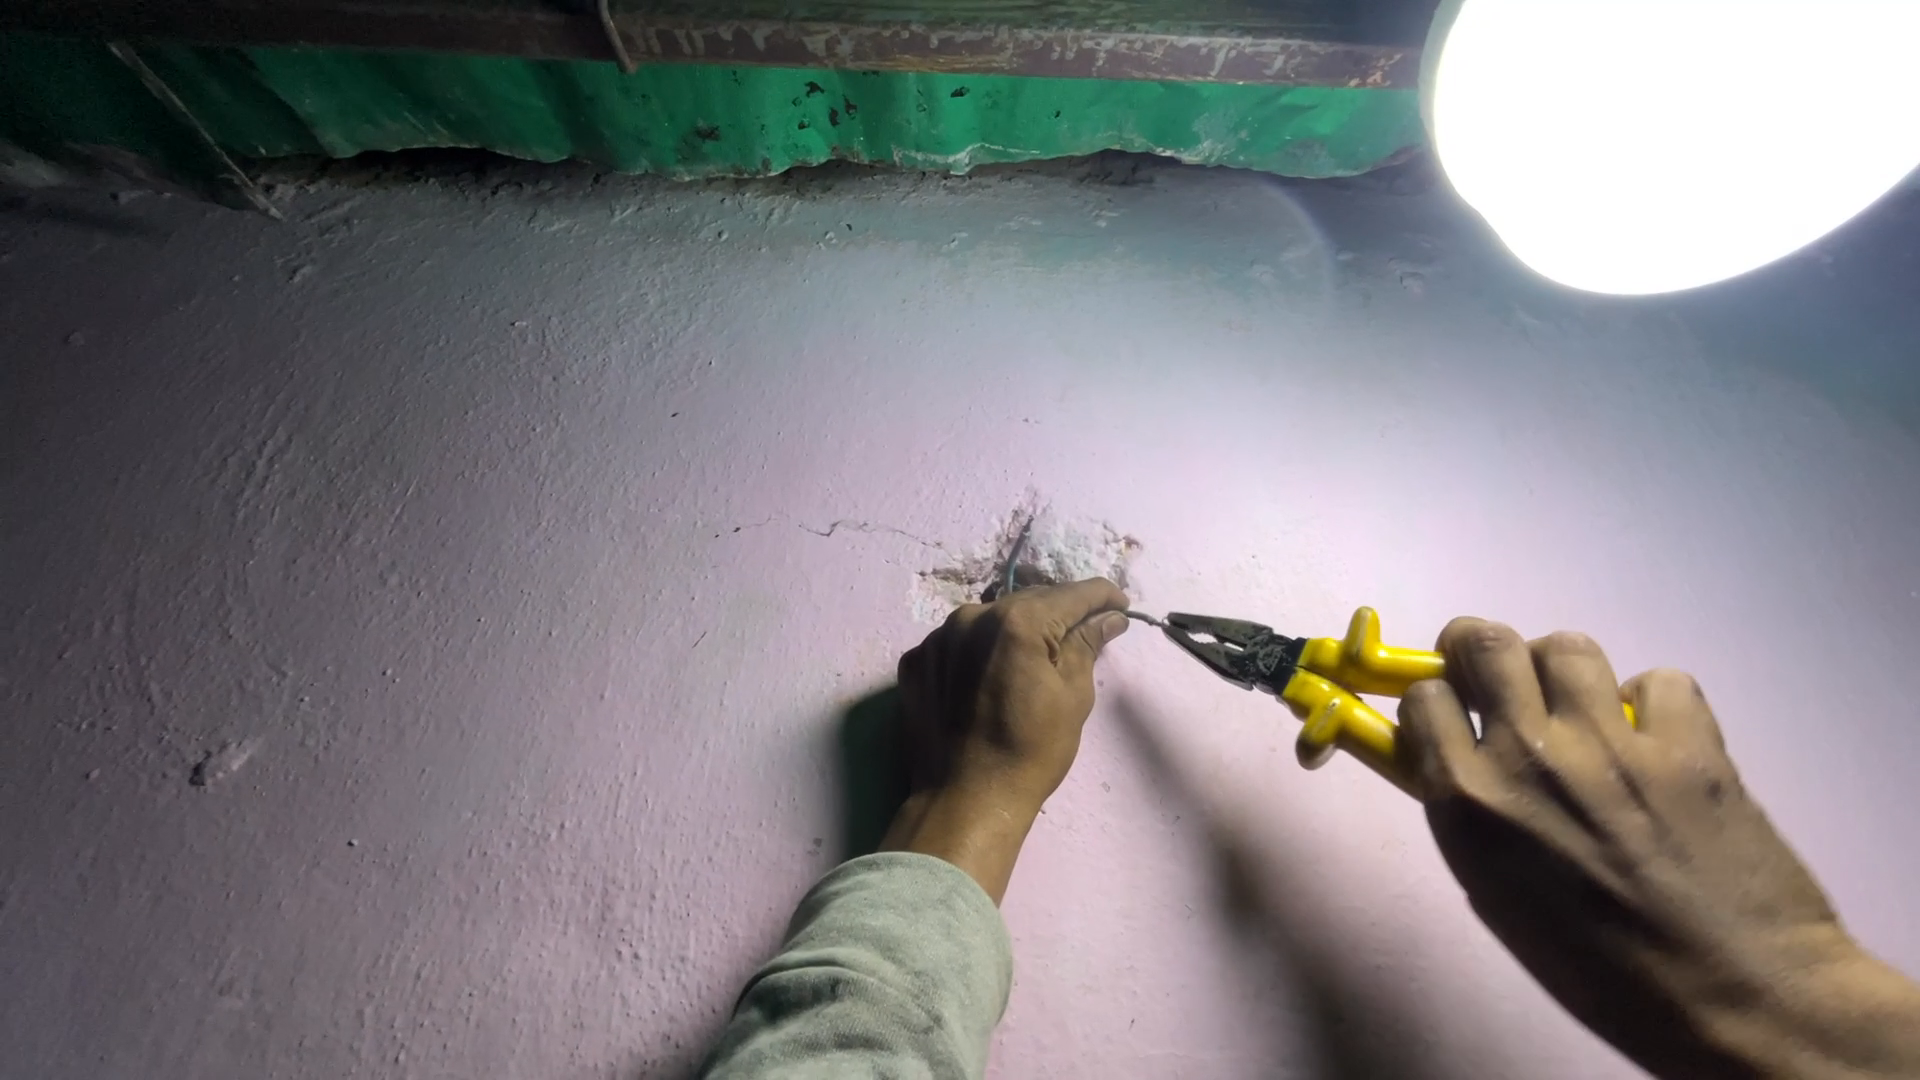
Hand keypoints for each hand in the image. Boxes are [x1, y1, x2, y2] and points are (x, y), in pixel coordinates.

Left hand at [880, 578, 1129, 902]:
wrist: (963, 801)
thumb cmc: (1030, 752)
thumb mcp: (1073, 697)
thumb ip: (1086, 645)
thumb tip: (1108, 618)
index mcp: (1017, 621)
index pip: (1070, 594)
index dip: (1101, 596)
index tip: (1119, 604)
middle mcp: (972, 616)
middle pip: (1028, 602)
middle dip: (1058, 613)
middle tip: (1084, 631)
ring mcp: (937, 637)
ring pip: (988, 620)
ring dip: (1013, 631)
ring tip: (1031, 658)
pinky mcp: (916, 661)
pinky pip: (956, 644)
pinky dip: (977, 653)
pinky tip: (989, 678)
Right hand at [1399, 620, 1919, 1078]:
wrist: (1738, 1000)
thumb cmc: (1588, 954)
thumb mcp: (1485, 879)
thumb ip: (1457, 800)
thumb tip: (1437, 746)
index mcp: (1468, 795)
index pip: (1423, 695)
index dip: (1432, 698)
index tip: (1447, 712)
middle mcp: (1527, 755)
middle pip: (1485, 643)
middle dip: (1474, 644)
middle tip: (1489, 670)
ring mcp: (1611, 747)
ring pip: (1566, 646)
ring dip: (1558, 667)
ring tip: (1573, 702)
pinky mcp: (1691, 750)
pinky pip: (1660, 682)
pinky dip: (1650, 701)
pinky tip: (1650, 737)